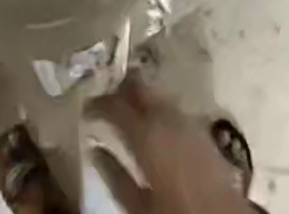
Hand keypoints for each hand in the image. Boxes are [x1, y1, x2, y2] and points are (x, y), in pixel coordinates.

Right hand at [88, 78, 246, 213]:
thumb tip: (93, 150)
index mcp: (147, 132)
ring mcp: (188, 120)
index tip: (85, 107)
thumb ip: (114, 175)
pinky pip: (172, 108)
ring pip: (156, 95)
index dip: (97, 102)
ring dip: (139, 97)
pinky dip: (157, 109)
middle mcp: (167, 117)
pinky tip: (151, 124)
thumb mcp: (139, 205)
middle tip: (104, 98)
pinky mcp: (202, 131)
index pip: (114, 103)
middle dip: (119, 88)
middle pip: (138, 86)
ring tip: (125, 110)